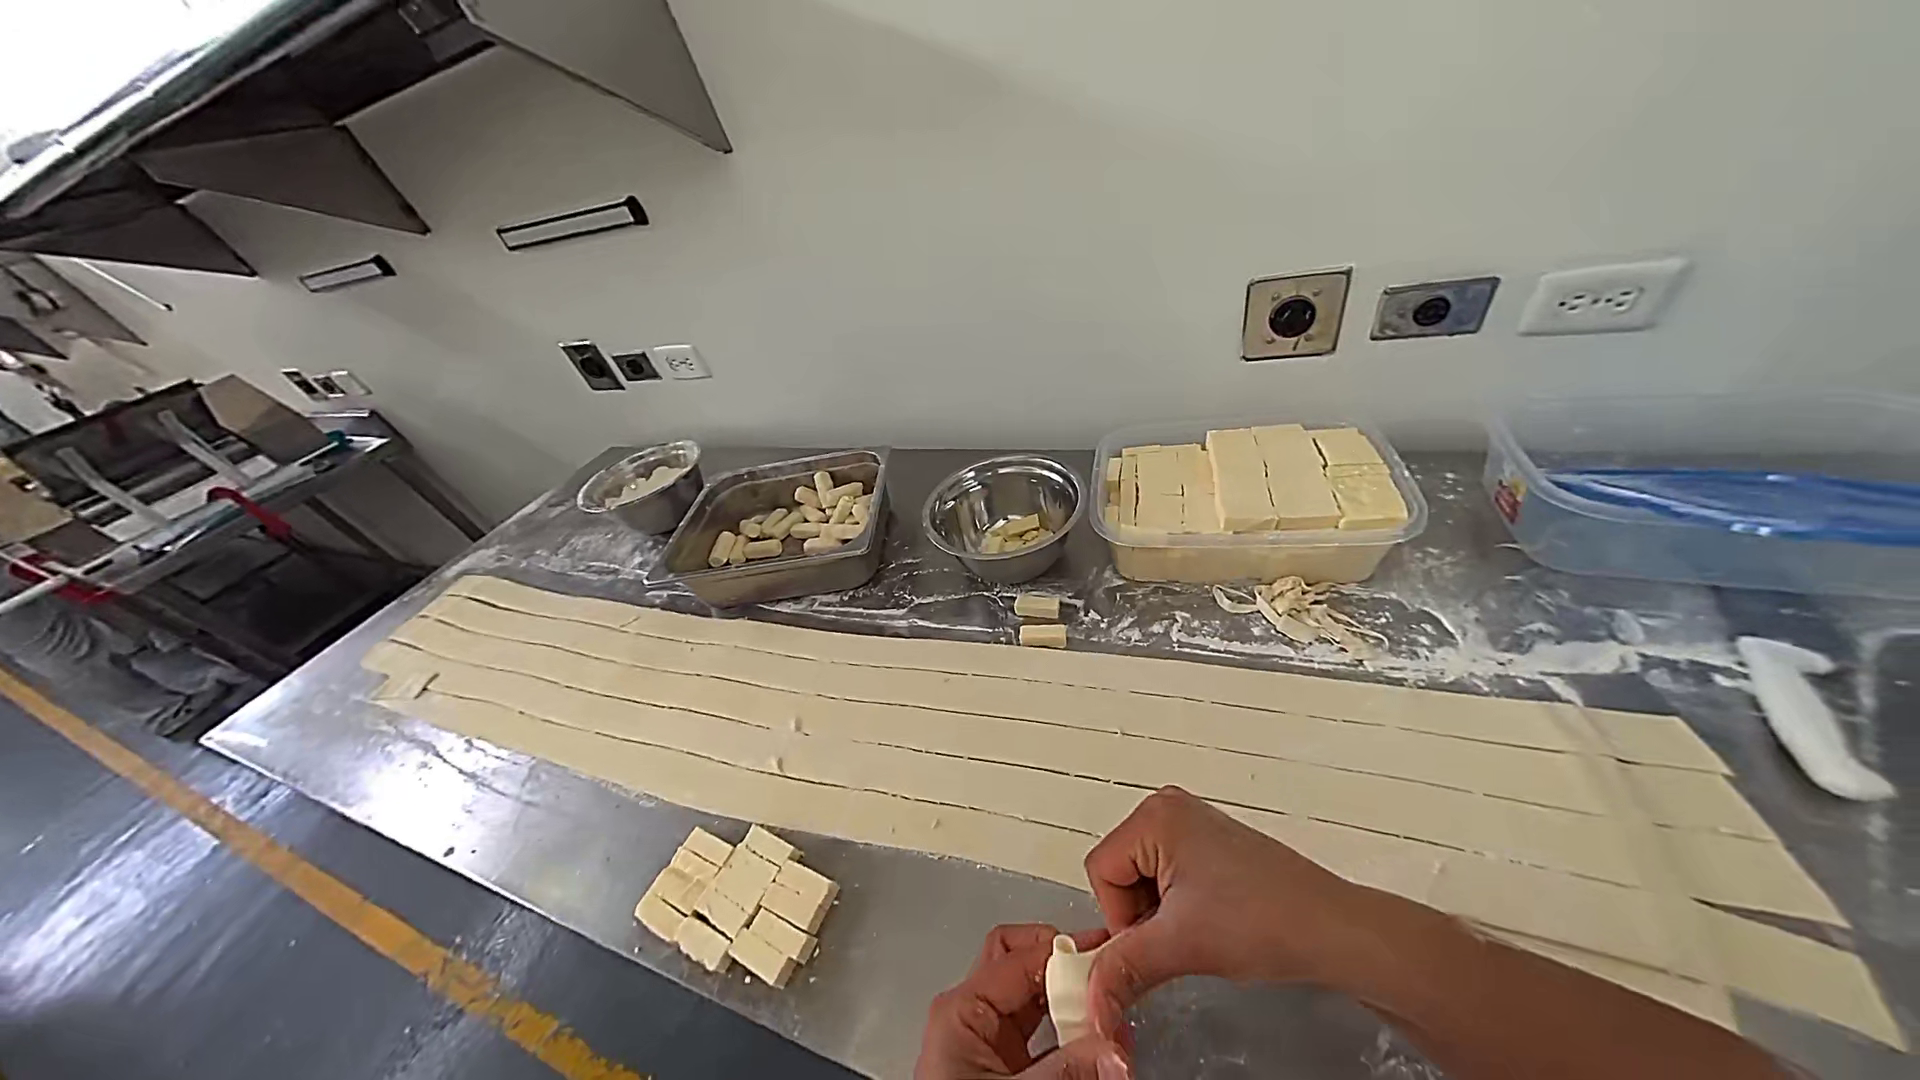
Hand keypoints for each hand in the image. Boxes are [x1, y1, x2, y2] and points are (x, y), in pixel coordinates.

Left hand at [915, 923, 1131, 1079]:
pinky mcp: (1001, 1066)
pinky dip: (1065, 1029)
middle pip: (1020, 962)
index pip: (1019, 957)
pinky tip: (1092, 1043)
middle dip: (1063, 965)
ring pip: (1031, 994)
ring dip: (1068, 998)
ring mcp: (985, 1040)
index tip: (1104, 958)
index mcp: (962, 1010)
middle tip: (1105, 973)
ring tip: (1107, 1011)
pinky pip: (1036, 1029)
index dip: (1062, 953)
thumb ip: (1066, 1072)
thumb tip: (1114, 1051)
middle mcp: (971, 1015)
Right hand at [1082, 786, 1361, 1038]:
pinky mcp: (1206, 842)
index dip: (1119, 917)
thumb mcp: (1181, 946)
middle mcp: (1169, 808)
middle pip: (1120, 871)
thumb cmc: (1270, 919)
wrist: (1332, 932)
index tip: (1150, 943)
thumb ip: (1123, 970)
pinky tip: (1206, 921)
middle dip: (1140, 915)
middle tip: (1176, 938)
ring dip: (1159, 914)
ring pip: (1142, 877)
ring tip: (1198, 929)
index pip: (1101, 870)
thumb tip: (1091, 998)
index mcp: (1156, 815)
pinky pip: (1166, 873)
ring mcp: (1190, 822)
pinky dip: (1176, 905)